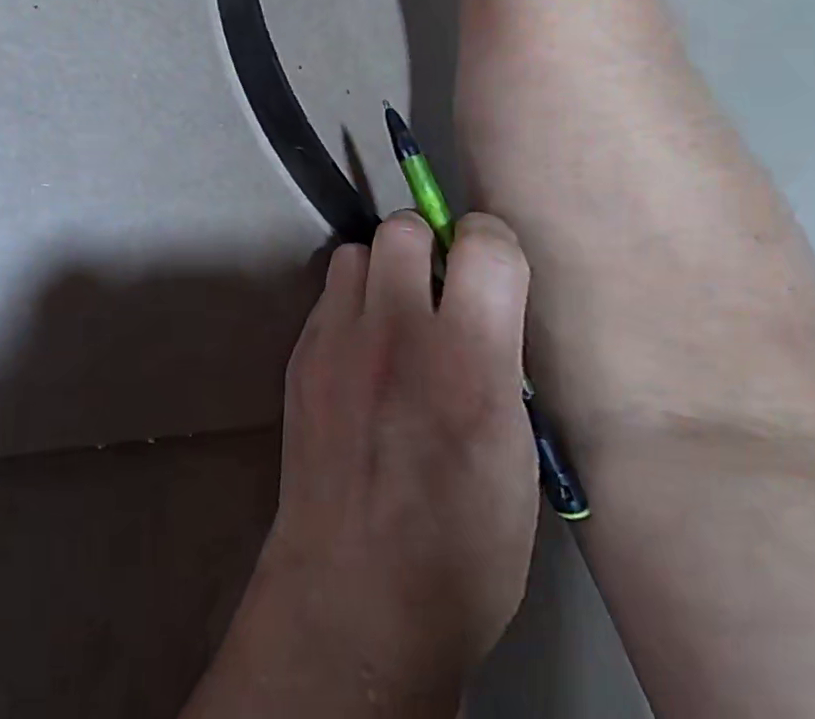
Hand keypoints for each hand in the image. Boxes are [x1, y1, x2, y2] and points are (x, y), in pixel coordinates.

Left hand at [182, 212, 538, 718]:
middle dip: (426, 244)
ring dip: (380, 272)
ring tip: (396, 317)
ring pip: (352, 255)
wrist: (355, 588)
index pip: (485, 245)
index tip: (493, 269)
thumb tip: (480, 317)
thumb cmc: (463, 547)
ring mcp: (334, 343)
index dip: (494, 245)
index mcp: (468, 361)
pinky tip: (361, 356)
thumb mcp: (516, 455)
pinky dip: (349, 309)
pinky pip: (326, 301)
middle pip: (400, 227)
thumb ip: (497, 365)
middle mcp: (394, 333)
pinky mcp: (298, 360)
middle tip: (439, 288)